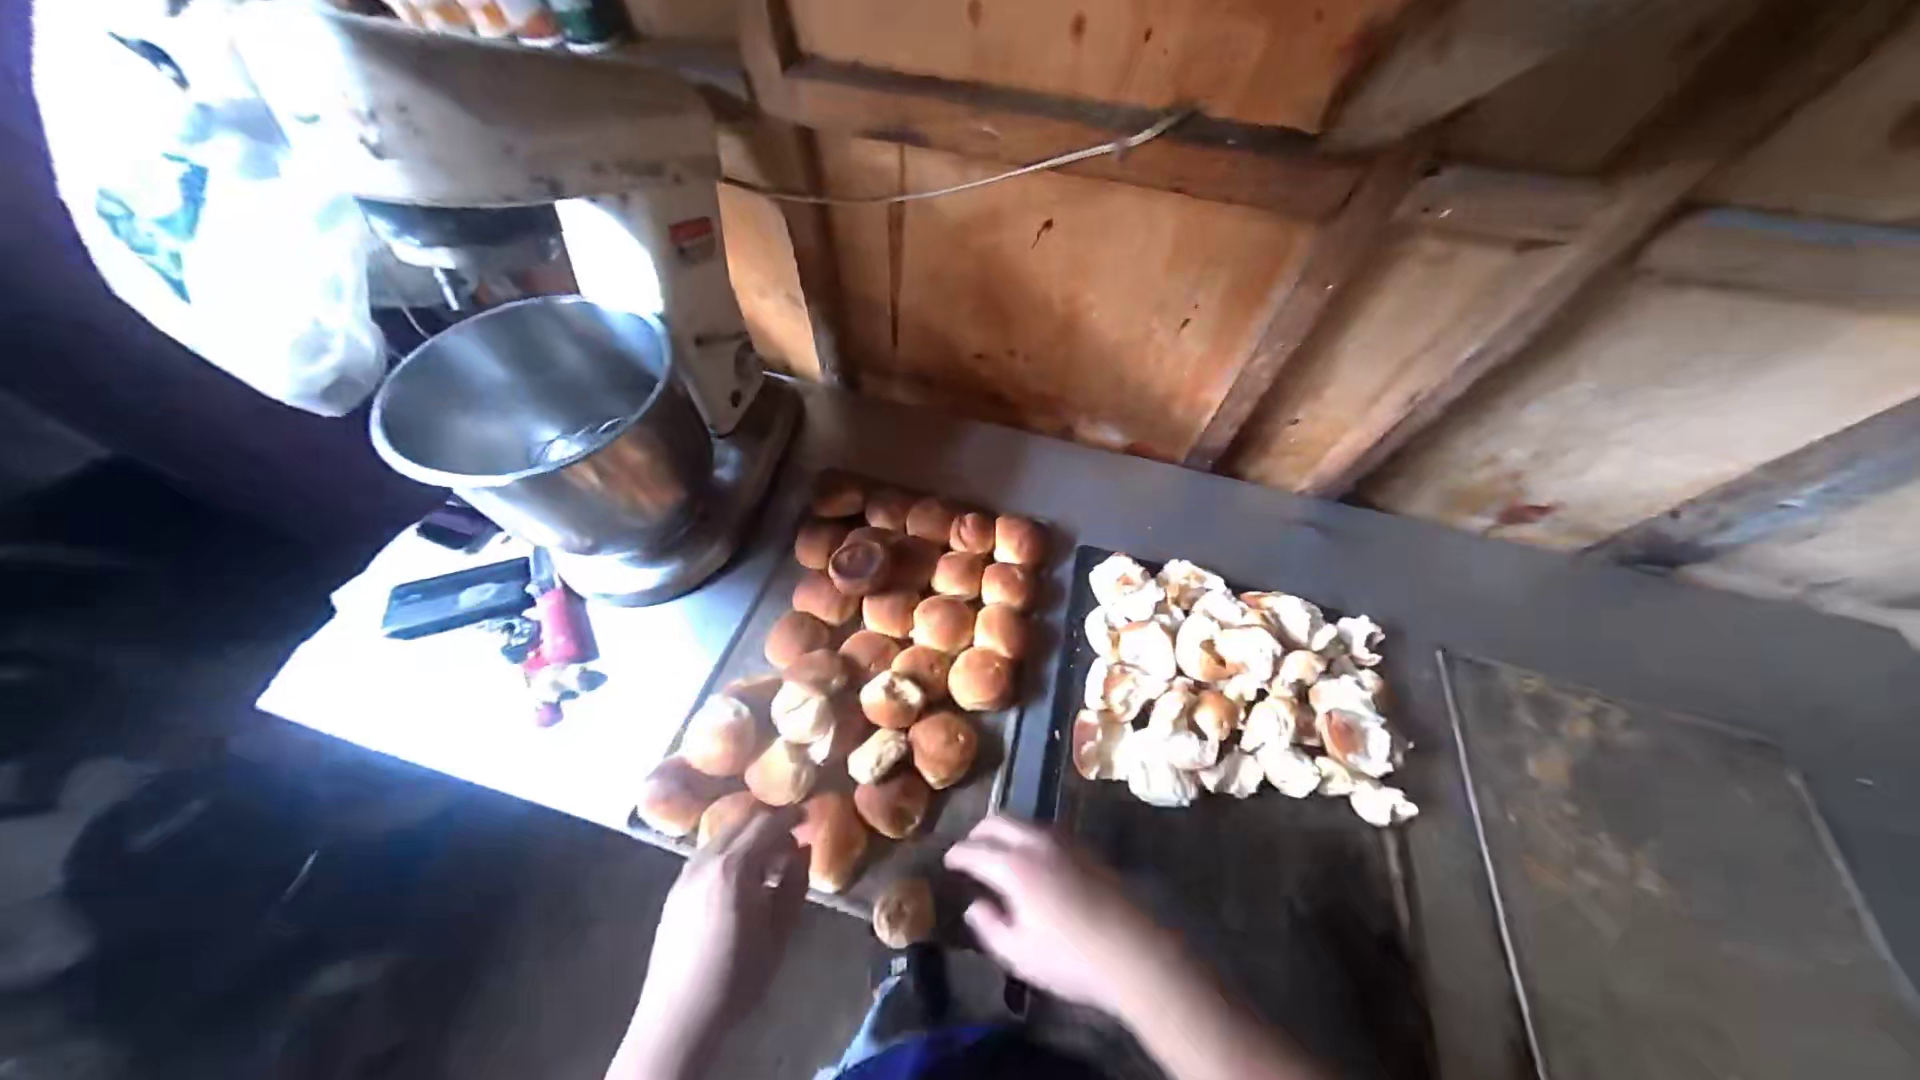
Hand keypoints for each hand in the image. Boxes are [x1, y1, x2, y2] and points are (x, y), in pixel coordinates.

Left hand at [609, 806, 807, 1079]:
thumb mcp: (779, 933)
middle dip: (769, 823)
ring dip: (748, 836)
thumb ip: (794, 884)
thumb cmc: (737, 978)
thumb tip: (803, 848)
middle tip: (792, 836)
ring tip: (768, 859)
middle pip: (742, 822)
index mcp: (734, 868)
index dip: (791, 816)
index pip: (767, 824)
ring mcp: (685, 874)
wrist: (678, 1019)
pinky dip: (729, 851)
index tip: (809, 816)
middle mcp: (706, 861)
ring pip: (722, 835)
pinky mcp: (675, 890)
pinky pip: (707, 853)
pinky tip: (741, 877)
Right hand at [942, 816, 1188, 1018]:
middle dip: (978, 832)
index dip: (957, 853)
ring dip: (1004, 831)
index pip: (975, 850)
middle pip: (998, 821)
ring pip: (1023, 822)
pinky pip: (1045, 831)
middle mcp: (1036, 843)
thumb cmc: (1071, 958)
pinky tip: (1032, 858)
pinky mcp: (1085, 848)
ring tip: (997, 851)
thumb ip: (990, 926)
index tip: (948, 859)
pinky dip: (1027, 837)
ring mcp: (1064, 841)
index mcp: (1014, 866)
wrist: (1134, 950)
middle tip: (969, 848)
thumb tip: (974, 905)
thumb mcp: (1019, 954)